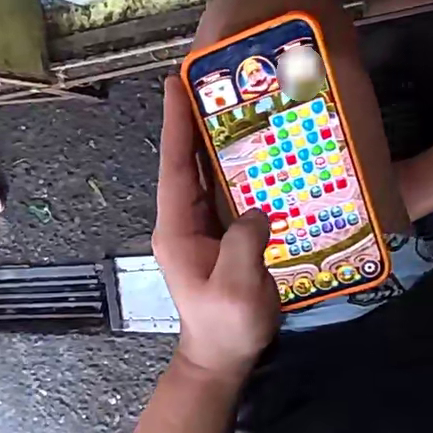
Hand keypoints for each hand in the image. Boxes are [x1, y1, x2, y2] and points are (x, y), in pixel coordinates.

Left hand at [154, 78, 278, 381]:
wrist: (223, 353)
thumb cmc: (226, 326)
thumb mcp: (236, 291)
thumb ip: (243, 247)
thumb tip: (257, 210)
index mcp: (176, 228)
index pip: (175, 168)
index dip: (175, 125)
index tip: (175, 84)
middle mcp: (183, 219)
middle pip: (186, 160)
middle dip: (192, 119)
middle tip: (209, 78)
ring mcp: (200, 224)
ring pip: (203, 171)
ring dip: (212, 136)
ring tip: (232, 100)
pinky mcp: (219, 231)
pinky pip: (223, 188)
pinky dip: (232, 163)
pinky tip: (252, 145)